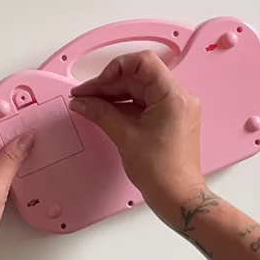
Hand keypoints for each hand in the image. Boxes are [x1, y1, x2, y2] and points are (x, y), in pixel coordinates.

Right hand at [69, 52, 205, 216]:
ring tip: (88, 105)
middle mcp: (177, 98)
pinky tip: (103, 113)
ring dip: (113, 96)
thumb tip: (82, 102)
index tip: (98, 83)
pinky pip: (143, 105)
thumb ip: (100, 113)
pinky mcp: (168, 121)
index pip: (144, 62)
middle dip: (108, 85)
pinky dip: (123, 107)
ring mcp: (174, 109)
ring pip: (138, 92)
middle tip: (83, 96)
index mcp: (173, 96)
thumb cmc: (161, 171)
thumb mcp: (125, 136)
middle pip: (138, 78)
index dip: (116, 68)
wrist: (178, 197)